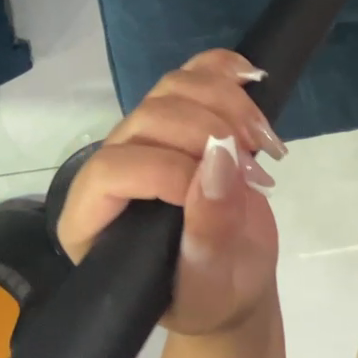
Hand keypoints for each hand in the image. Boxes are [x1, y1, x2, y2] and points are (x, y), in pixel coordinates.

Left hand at [55, 50, 284, 336]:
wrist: (236, 274)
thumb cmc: (212, 290)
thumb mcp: (210, 279)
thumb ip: (209, 228)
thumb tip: (219, 159)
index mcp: (94, 218)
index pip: (111, 170)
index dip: (164, 169)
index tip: (219, 191)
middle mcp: (114, 167)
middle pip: (150, 118)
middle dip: (211, 132)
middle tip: (258, 166)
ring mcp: (152, 134)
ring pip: (175, 87)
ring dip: (229, 103)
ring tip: (263, 139)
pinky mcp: (191, 112)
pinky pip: (199, 70)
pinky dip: (228, 67)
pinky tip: (255, 82)